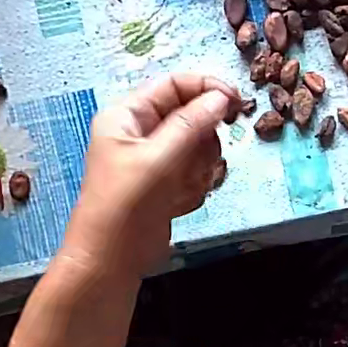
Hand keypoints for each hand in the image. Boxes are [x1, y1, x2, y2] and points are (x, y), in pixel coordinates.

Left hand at [61, 72, 237, 277]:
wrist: (111, 261)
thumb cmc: (125, 205)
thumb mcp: (158, 158)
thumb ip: (192, 124)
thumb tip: (221, 97)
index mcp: (128, 115)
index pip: (174, 85)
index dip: (207, 89)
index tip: (236, 103)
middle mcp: (142, 133)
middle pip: (193, 117)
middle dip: (203, 141)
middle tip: (202, 161)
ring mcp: (156, 160)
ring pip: (200, 147)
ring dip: (200, 168)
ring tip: (182, 188)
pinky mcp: (167, 184)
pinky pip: (197, 173)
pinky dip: (194, 187)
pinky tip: (178, 204)